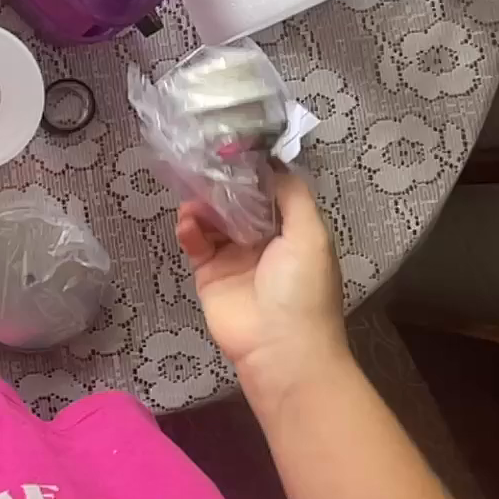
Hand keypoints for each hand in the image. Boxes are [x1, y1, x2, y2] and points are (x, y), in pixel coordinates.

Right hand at [174, 170, 347, 398]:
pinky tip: (188, 224)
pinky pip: (194, 243)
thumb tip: (272, 163)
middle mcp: (262, 241)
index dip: (251, 174)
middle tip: (202, 170)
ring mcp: (232, 257)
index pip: (267, 193)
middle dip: (221, 188)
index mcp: (291, 231)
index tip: (231, 151)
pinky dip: (189, 229)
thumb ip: (292, 196)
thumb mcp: (310, 235)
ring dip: (202, 206)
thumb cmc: (302, 289)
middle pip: (236, 204)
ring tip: (193, 201)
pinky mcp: (207, 272)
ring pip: (212, 220)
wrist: (279, 347)